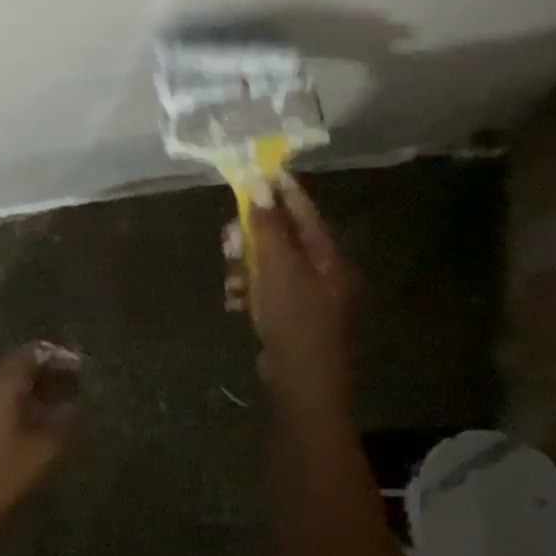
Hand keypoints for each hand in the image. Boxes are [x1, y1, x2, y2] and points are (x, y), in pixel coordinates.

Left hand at [0, 342, 80, 538]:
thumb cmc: (1, 478)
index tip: (80, 365)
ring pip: (6, 385)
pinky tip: (35, 421)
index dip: (56, 355)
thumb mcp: (42, 451)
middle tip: (75, 382)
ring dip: (33, 388)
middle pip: (16, 367)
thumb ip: (63, 422)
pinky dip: (19, 403)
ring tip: (61, 401)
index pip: (29, 353)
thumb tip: (75, 404)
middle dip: (46, 371)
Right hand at [228, 176, 353, 412]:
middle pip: (280, 234)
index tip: (252, 171)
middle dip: (251, 234)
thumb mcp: (277, 267)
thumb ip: (268, 224)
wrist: (301, 384)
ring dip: (245, 264)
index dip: (278, 188)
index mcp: (325, 254)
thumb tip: (261, 181)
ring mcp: (305, 292)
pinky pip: (263, 286)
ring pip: (267, 260)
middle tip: (230, 242)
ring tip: (232, 281)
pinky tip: (235, 300)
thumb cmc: (294, 320)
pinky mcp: (289, 313)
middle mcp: (319, 268)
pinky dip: (248, 288)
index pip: (302, 208)